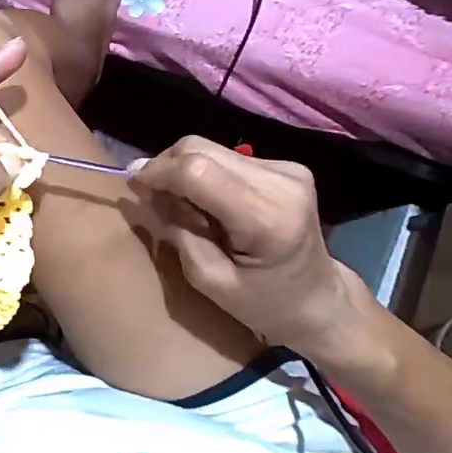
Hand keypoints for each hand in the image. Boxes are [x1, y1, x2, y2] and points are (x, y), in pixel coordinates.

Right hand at [130, 137, 370, 368]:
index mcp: (266, 217)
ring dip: (184, 170)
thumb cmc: (264, 305)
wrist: (319, 301)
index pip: (198, 171)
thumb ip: (178, 233)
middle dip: (167, 168)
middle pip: (201, 149)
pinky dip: (204, 174)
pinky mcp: (286, 166)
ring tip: (183, 206)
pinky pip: (226, 157)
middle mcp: (281, 182)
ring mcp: (288, 169)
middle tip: (154, 199)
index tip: (132, 185)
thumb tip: (145, 193)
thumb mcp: (210, 281)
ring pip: (210, 148)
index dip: (158, 171)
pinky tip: (208, 202)